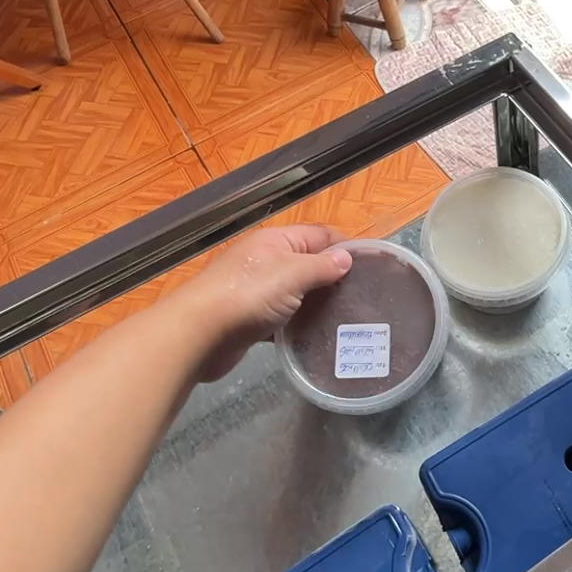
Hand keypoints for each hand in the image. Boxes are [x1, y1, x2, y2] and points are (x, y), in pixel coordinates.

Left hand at [173, 225, 352, 380]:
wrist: (197, 335)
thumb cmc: (248, 296)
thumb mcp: (292, 275)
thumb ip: (322, 266)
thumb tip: (347, 257)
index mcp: (277, 241)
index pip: (321, 235)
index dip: (346, 247)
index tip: (373, 267)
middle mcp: (267, 260)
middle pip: (309, 262)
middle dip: (334, 276)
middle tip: (363, 296)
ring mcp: (257, 290)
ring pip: (297, 291)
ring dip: (317, 302)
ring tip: (347, 316)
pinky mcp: (251, 318)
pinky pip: (284, 316)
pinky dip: (298, 323)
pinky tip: (317, 335)